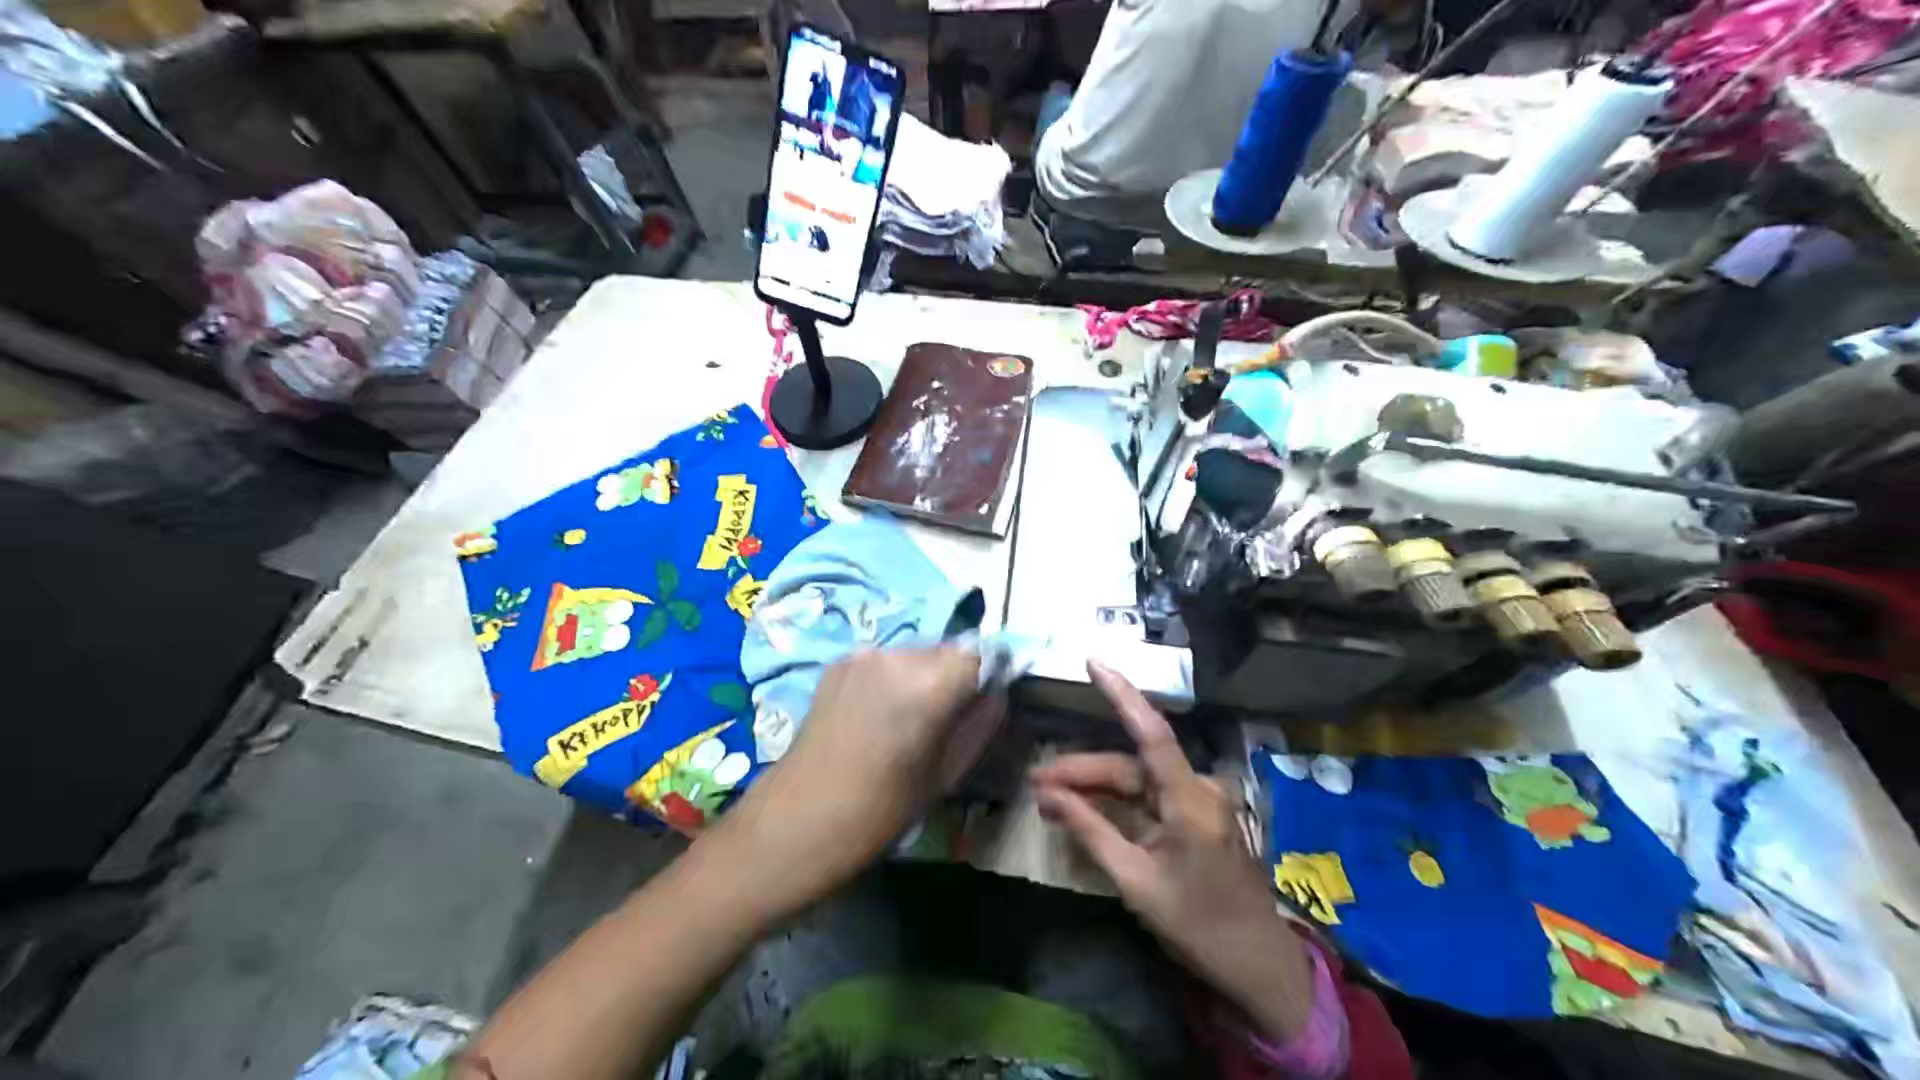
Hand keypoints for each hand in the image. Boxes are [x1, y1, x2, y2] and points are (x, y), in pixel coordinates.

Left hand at [708, 647, 1002, 914]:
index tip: (985, 698)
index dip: (988, 672)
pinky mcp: (839, 662)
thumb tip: (997, 692)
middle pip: (947, 649)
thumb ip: (979, 725)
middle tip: (949, 716)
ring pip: (916, 652)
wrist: (798, 818)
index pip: (978, 654)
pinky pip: (885, 660)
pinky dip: (894, 677)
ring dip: (925, 675)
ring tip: (910, 718)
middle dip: (956, 674)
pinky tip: (879, 713)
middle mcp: (896, 656)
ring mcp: (863, 655)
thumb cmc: (880, 811)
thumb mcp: (944, 775)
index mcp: (926, 686)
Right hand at [1030, 661, 1314, 1043]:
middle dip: (1080, 771)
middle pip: (1129, 766)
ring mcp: (1198, 801)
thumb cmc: (1199, 927)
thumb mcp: (1136, 882)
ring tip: (1047, 798)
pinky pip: (1147, 798)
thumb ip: (1091, 831)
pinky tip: (1080, 809)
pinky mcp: (1195, 815)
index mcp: (1190, 801)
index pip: (1152, 734)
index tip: (1093, 662)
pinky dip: (1114, 801)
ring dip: (1093, 787)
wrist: (1257, 964)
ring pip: (1134, 781)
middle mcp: (1197, 789)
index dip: (1122, 694)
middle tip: (1035, 784)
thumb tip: (1046, 795)